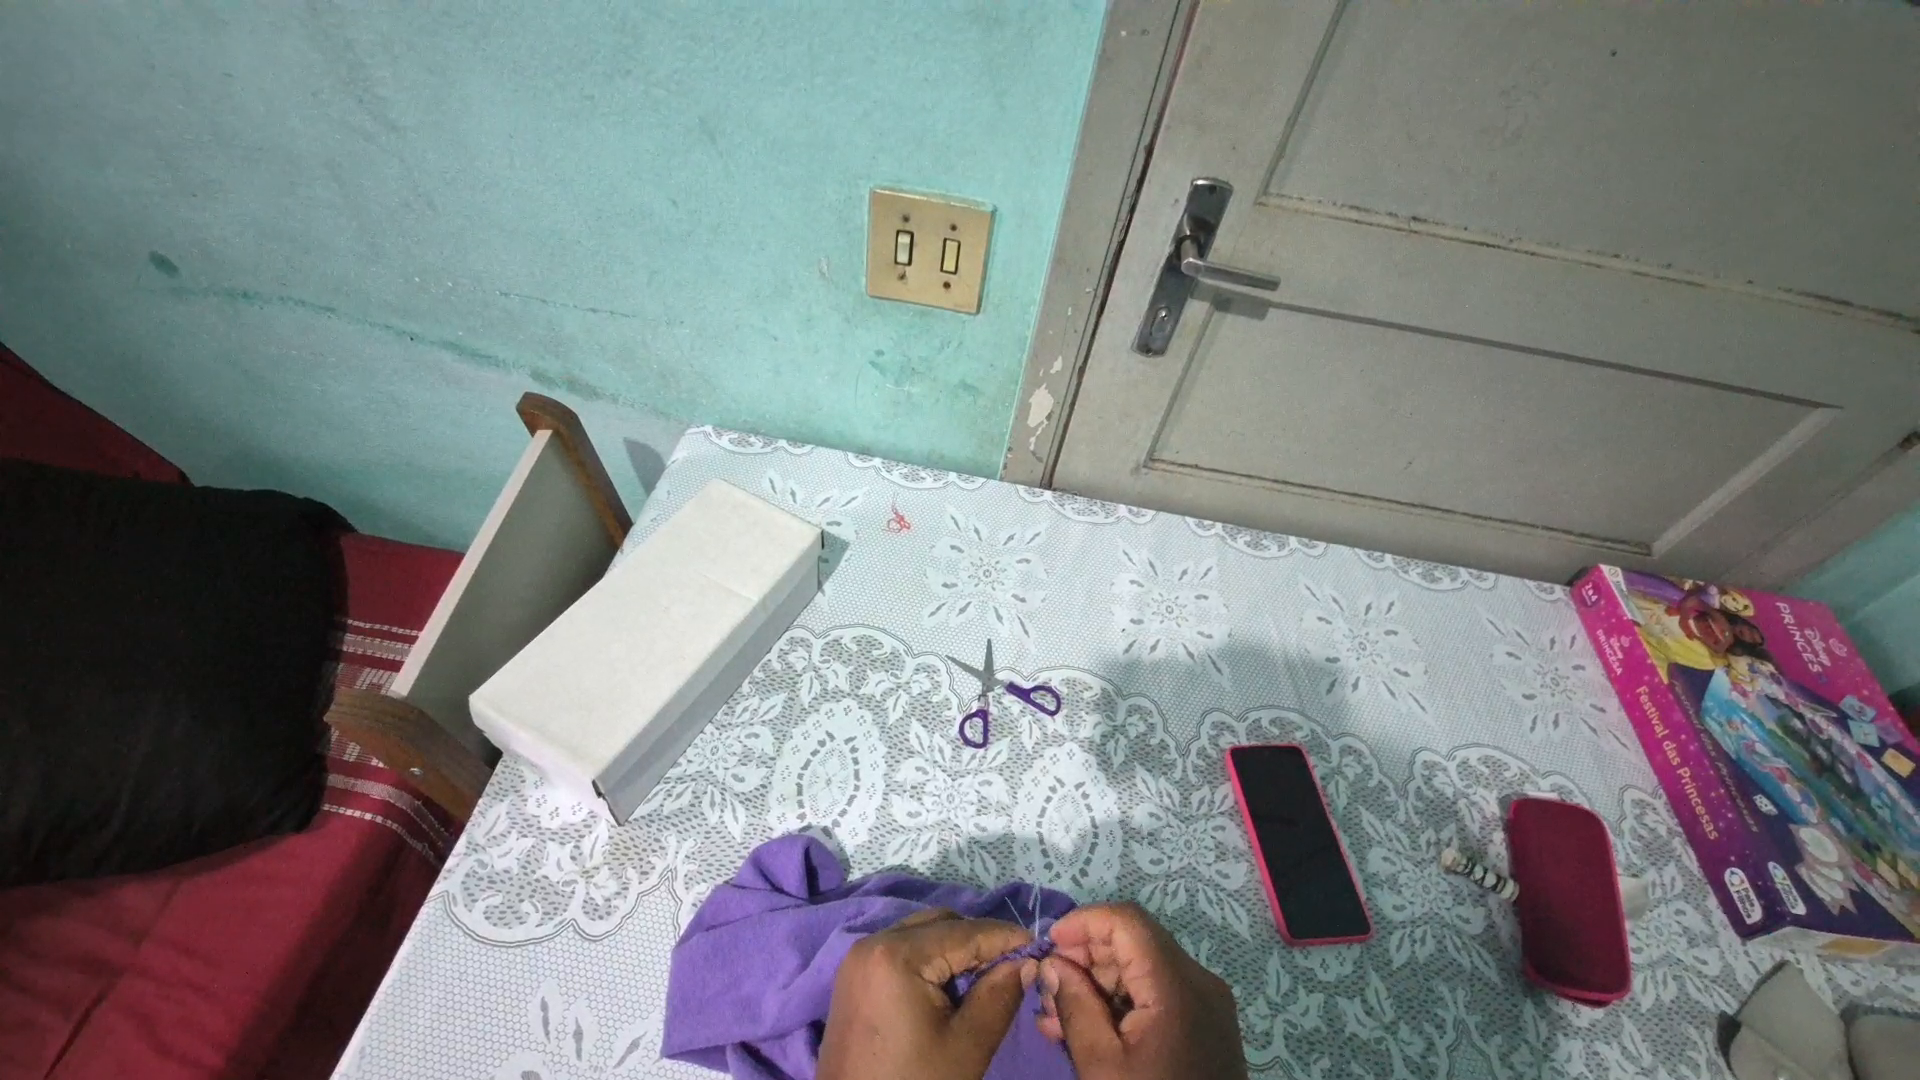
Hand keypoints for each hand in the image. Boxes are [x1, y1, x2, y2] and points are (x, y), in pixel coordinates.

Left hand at [819, 908, 1031, 1079]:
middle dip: (979, 942)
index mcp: (898, 954)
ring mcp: (859, 959)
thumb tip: (1026, 961)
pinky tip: (949, 989)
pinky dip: (929, 960)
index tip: (1039, 949)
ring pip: (921, 934)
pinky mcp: (854, 977)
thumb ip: (1000, 994)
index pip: (966, 932)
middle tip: (1012, 970)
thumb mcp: (966, 1046)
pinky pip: (901, 950)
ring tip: (984, 981)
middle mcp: (874, 942)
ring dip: (955, 950)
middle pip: (941, 924)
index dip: (1006, 938)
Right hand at [1026, 902, 1247, 1079]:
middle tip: (1047, 985)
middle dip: (1085, 955)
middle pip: (1134, 942)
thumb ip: (1074, 1005)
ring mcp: (1205, 1004)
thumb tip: (1051, 963)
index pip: (1127, 922)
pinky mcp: (1203, 1025)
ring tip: (1055, 1013)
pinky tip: (1085, 1025)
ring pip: (1141, 967)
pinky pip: (1156, 994)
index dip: (1084, 922)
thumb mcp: (1102, 1066)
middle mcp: (1198, 981)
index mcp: (1177, 985)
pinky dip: (1120, 1001)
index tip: (1047, 944)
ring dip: (1097, 980)